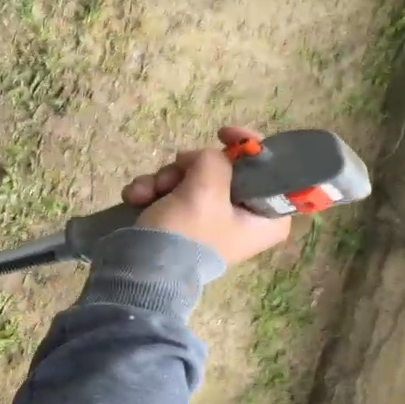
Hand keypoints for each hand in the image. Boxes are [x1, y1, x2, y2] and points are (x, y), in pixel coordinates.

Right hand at [121, 126, 290, 265]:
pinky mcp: (176, 224)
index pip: (270, 170)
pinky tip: (134, 199)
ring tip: (143, 193)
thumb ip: (211, 162)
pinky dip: (148, 192)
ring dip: (160, 180)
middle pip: (219, 173)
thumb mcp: (204, 192)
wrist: (139, 270)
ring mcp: (206, 221)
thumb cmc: (183, 235)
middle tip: (169, 178)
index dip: (248, 147)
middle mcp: (241, 218)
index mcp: (267, 217)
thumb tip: (198, 155)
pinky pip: (166, 194)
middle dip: (186, 170)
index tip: (222, 132)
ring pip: (187, 181)